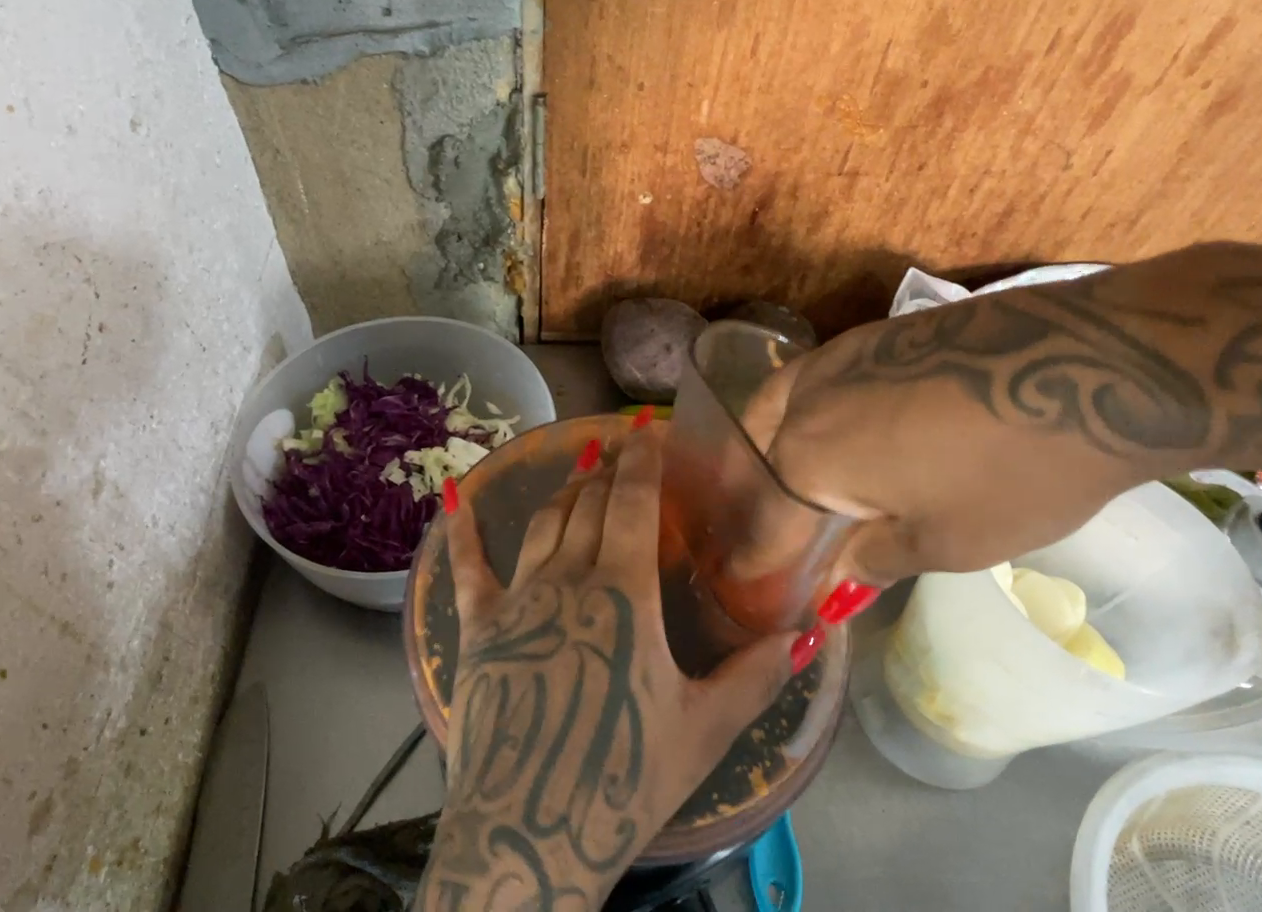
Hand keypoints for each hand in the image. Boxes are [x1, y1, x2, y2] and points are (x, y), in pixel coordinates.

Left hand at [417, 423, 799, 911]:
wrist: (530, 830)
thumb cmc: (625, 778)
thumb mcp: (705, 729)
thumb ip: (754, 675)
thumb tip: (807, 635)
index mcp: (624, 593)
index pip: (633, 504)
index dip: (642, 463)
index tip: (648, 431)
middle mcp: (567, 580)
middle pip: (589, 507)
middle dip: (608, 471)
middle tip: (622, 447)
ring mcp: (518, 601)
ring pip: (543, 526)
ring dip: (563, 493)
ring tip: (579, 470)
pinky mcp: (479, 628)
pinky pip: (468, 569)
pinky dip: (464, 532)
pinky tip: (455, 500)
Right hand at [744, 243, 1261, 583]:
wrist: (1098, 365)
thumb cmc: (1016, 473)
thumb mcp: (948, 542)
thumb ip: (876, 557)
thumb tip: (840, 572)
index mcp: (805, 458)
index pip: (766, 520)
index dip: (759, 559)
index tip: (752, 583)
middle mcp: (804, 401)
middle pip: (759, 454)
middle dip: (759, 496)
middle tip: (779, 529)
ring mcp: (839, 356)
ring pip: (780, 405)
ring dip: (777, 444)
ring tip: (797, 477)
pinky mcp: (876, 333)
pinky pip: (819, 379)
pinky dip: (814, 409)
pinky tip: (845, 426)